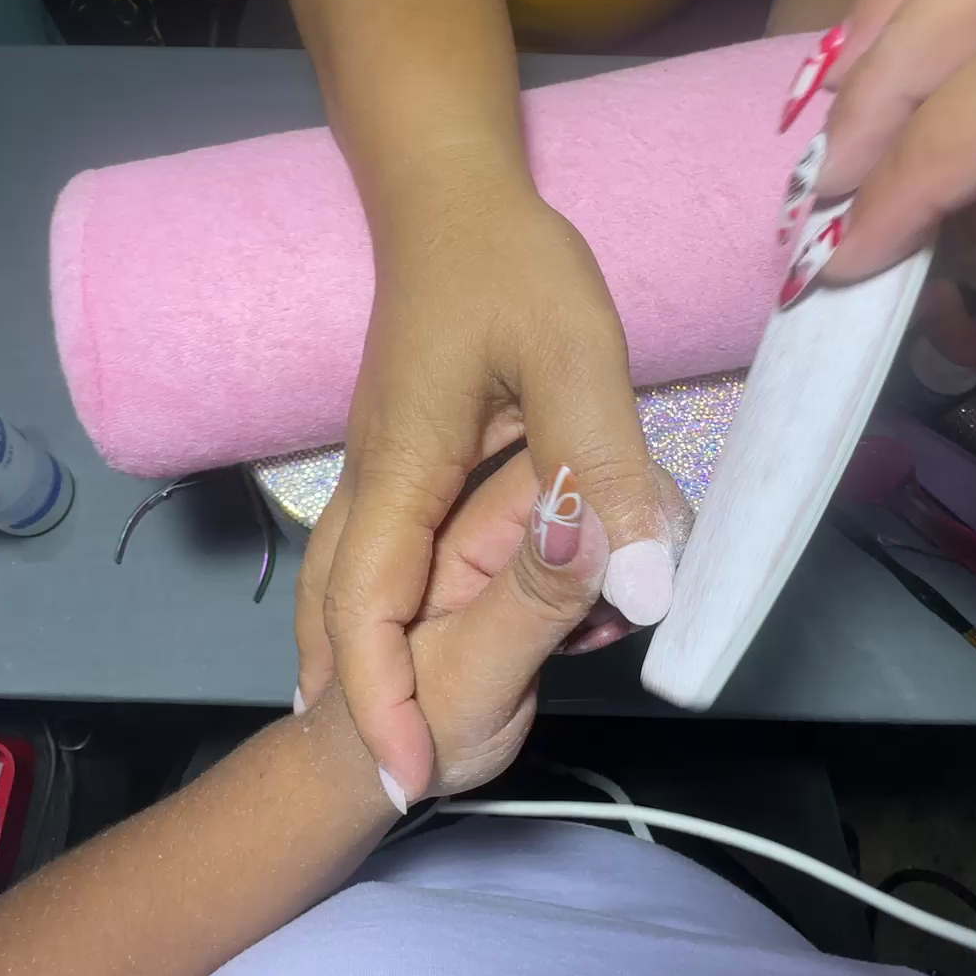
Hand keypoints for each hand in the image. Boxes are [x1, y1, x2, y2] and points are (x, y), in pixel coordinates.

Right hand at [296, 173, 687, 805]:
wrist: (448, 205)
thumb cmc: (508, 270)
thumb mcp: (576, 359)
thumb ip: (603, 467)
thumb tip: (641, 586)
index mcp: (404, 471)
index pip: (367, 603)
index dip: (376, 694)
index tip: (404, 770)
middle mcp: (374, 482)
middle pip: (333, 604)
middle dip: (347, 692)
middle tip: (378, 766)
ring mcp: (378, 467)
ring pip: (341, 579)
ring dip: (349, 654)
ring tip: (372, 721)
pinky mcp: (396, 452)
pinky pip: (370, 549)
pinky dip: (370, 607)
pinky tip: (394, 626)